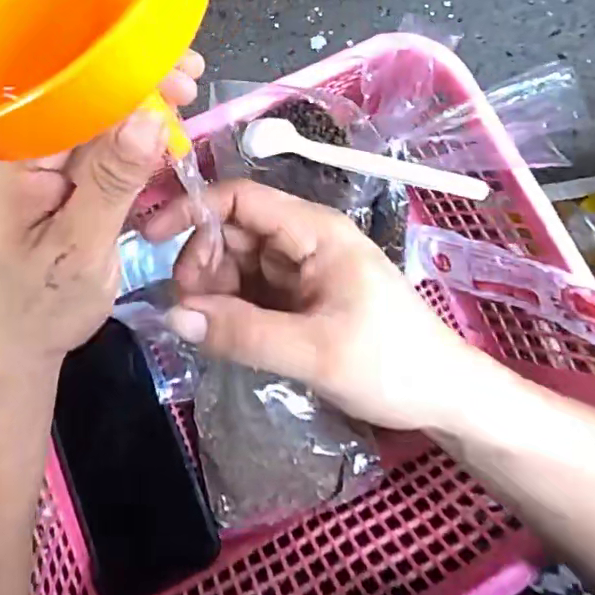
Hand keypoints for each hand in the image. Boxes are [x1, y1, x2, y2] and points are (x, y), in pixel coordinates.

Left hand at [0, 51, 204, 364]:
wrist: (28, 337)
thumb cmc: (45, 301)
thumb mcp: (81, 247)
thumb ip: (111, 183)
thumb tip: (149, 118)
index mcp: (20, 161)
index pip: (72, 99)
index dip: (124, 78)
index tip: (175, 74)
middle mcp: (34, 149)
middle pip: (88, 96)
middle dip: (140, 81)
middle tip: (190, 78)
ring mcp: (54, 161)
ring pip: (104, 115)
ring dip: (146, 100)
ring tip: (187, 92)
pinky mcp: (75, 174)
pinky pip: (111, 141)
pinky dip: (143, 130)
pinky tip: (170, 123)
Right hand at [139, 179, 488, 431]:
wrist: (443, 395)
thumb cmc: (392, 362)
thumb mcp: (315, 351)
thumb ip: (243, 333)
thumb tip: (173, 315)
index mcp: (313, 230)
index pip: (241, 199)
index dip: (193, 210)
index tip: (151, 238)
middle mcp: (303, 239)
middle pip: (232, 231)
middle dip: (201, 262)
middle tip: (189, 309)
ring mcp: (301, 268)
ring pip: (236, 262)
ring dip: (213, 289)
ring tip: (208, 328)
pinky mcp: (299, 296)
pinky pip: (249, 290)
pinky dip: (229, 307)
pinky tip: (222, 332)